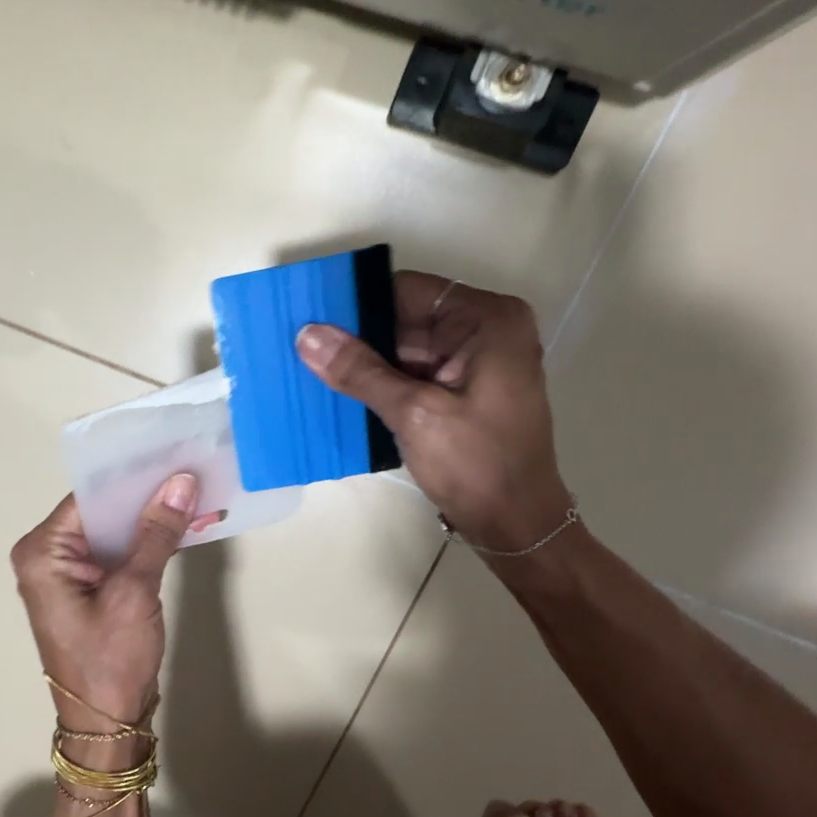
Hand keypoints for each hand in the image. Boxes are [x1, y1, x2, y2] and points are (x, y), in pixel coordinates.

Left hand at [11, 474, 199, 728]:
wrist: (108, 724)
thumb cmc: (110, 659)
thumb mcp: (135, 592)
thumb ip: (156, 534)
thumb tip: (180, 482)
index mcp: (42, 552)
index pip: (90, 496)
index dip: (132, 475)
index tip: (172, 452)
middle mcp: (48, 556)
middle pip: (102, 511)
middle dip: (147, 494)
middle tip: (192, 466)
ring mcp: (69, 574)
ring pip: (115, 530)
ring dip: (152, 518)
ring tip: (197, 490)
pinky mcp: (91, 589)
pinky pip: (120, 552)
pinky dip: (149, 542)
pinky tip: (186, 524)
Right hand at [296, 271, 571, 550]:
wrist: (517, 526)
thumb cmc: (477, 464)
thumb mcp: (414, 414)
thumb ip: (360, 371)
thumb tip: (308, 335)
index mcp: (488, 321)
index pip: (409, 290)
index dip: (358, 302)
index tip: (309, 315)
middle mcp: (485, 331)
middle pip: (405, 318)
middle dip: (356, 335)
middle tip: (299, 345)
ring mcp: (474, 363)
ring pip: (403, 348)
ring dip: (363, 362)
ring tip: (307, 367)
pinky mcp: (462, 392)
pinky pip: (412, 374)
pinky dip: (379, 383)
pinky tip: (338, 392)